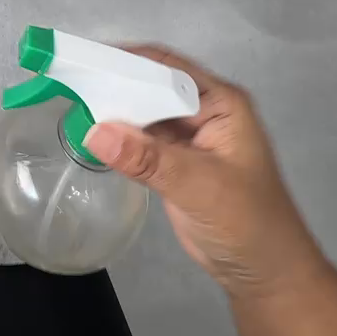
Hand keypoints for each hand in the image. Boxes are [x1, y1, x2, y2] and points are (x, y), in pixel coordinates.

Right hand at [82, 46, 327, 298]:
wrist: (265, 276)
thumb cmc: (248, 224)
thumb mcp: (199, 187)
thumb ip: (148, 158)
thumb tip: (94, 131)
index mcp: (221, 102)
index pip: (167, 67)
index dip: (128, 60)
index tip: (85, 59)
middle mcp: (203, 109)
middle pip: (151, 83)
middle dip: (114, 82)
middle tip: (71, 80)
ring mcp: (187, 133)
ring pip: (141, 108)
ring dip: (112, 107)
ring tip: (71, 100)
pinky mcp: (172, 157)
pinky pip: (138, 135)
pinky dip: (116, 133)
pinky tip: (89, 131)